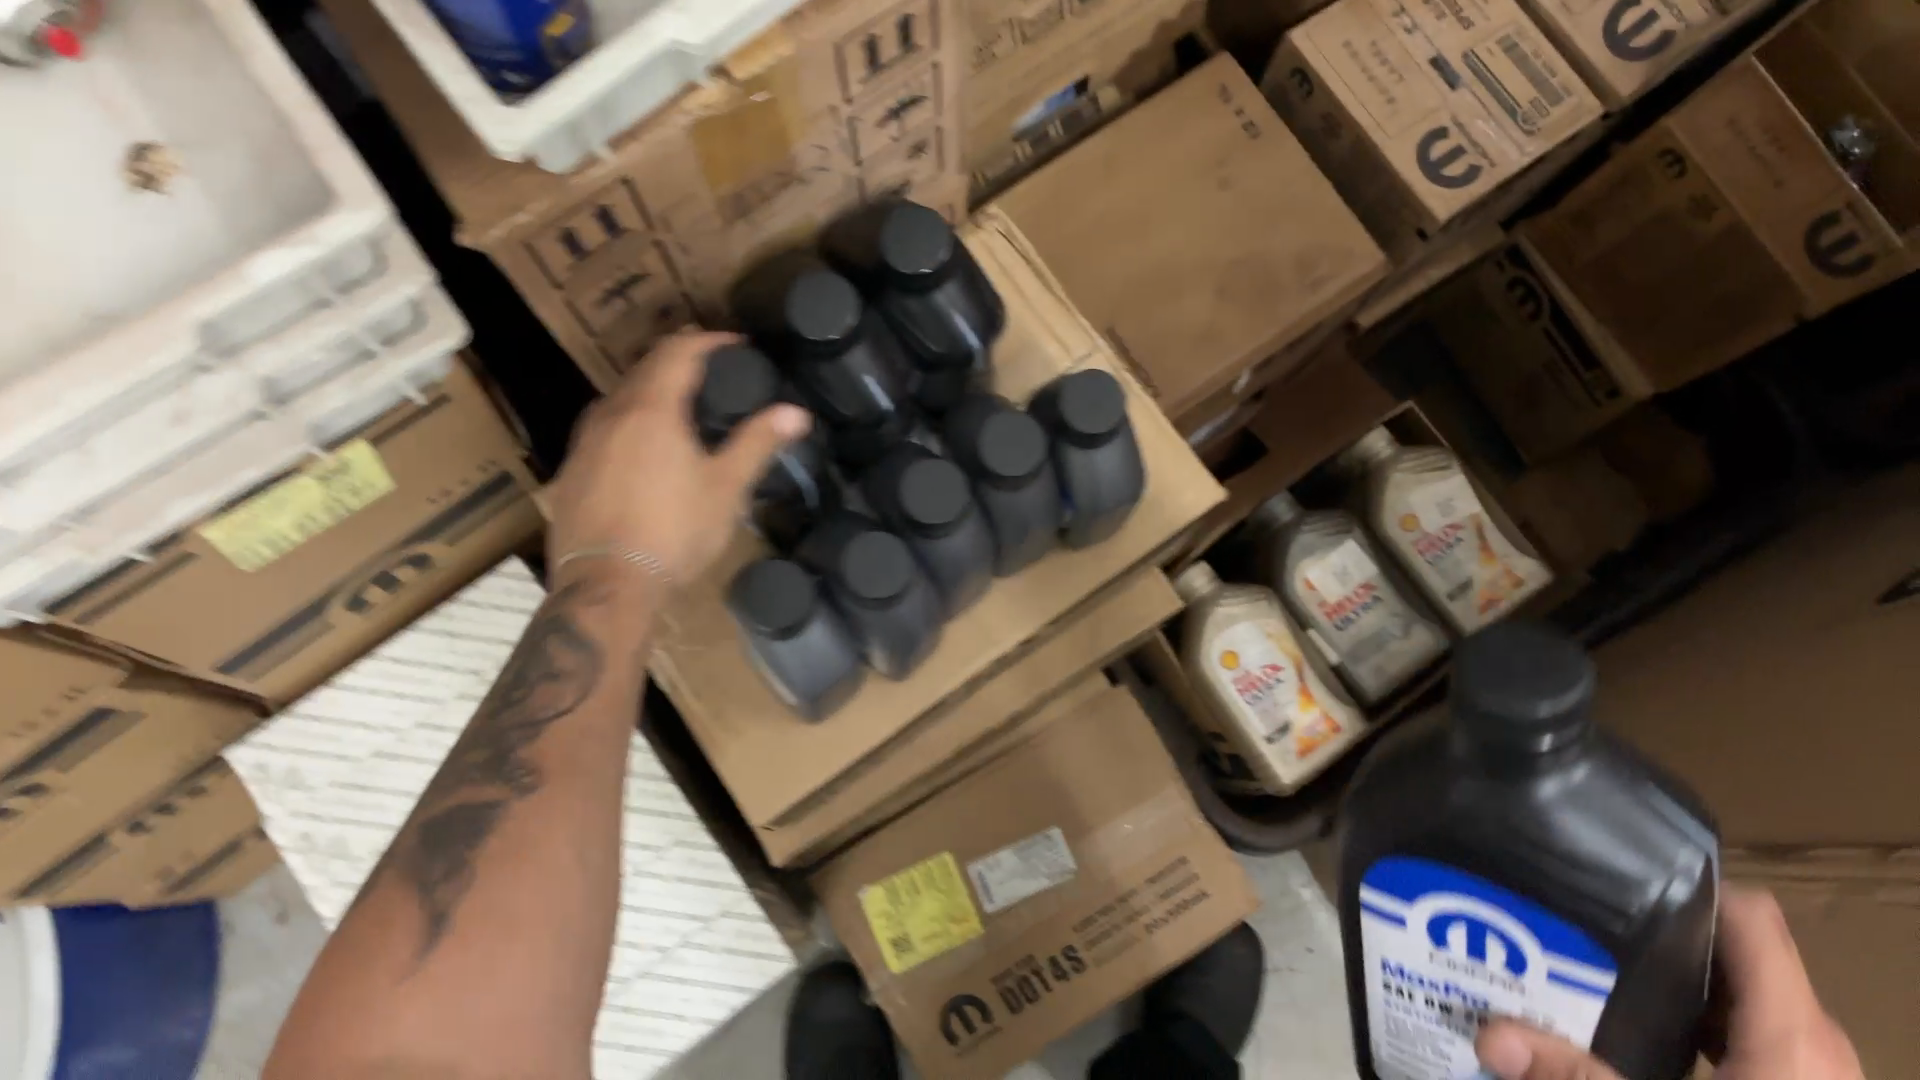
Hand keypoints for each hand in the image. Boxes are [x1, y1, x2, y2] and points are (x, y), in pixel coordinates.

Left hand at [544, 331, 810, 592]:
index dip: (709, 341)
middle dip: (680, 363)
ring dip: (652, 393)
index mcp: (650, 408)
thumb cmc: (673, 532)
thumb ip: (757, 443)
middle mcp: (610, 413)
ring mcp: (583, 442)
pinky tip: (646, 452)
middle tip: (714, 376)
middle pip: (645, 369)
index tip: (737, 347)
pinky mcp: (570, 471)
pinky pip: (604, 429)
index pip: (678, 351)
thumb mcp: (725, 488)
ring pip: (620, 399)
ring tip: (682, 411)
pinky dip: (630, 423)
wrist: (606, 584)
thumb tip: (796, 412)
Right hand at [1475, 887, 1863, 1079]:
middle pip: (1734, 949)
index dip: (1690, 883)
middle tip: (1582, 917)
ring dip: (1675, 975)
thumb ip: (1573, 1074)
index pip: (1752, 917)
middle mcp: (1811, 1038)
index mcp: (1791, 1032)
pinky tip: (1640, 1028)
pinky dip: (1696, 1017)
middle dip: (1657, 930)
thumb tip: (1488, 1033)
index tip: (1615, 871)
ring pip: (1739, 991)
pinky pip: (1746, 1029)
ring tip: (1597, 963)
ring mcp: (1810, 1066)